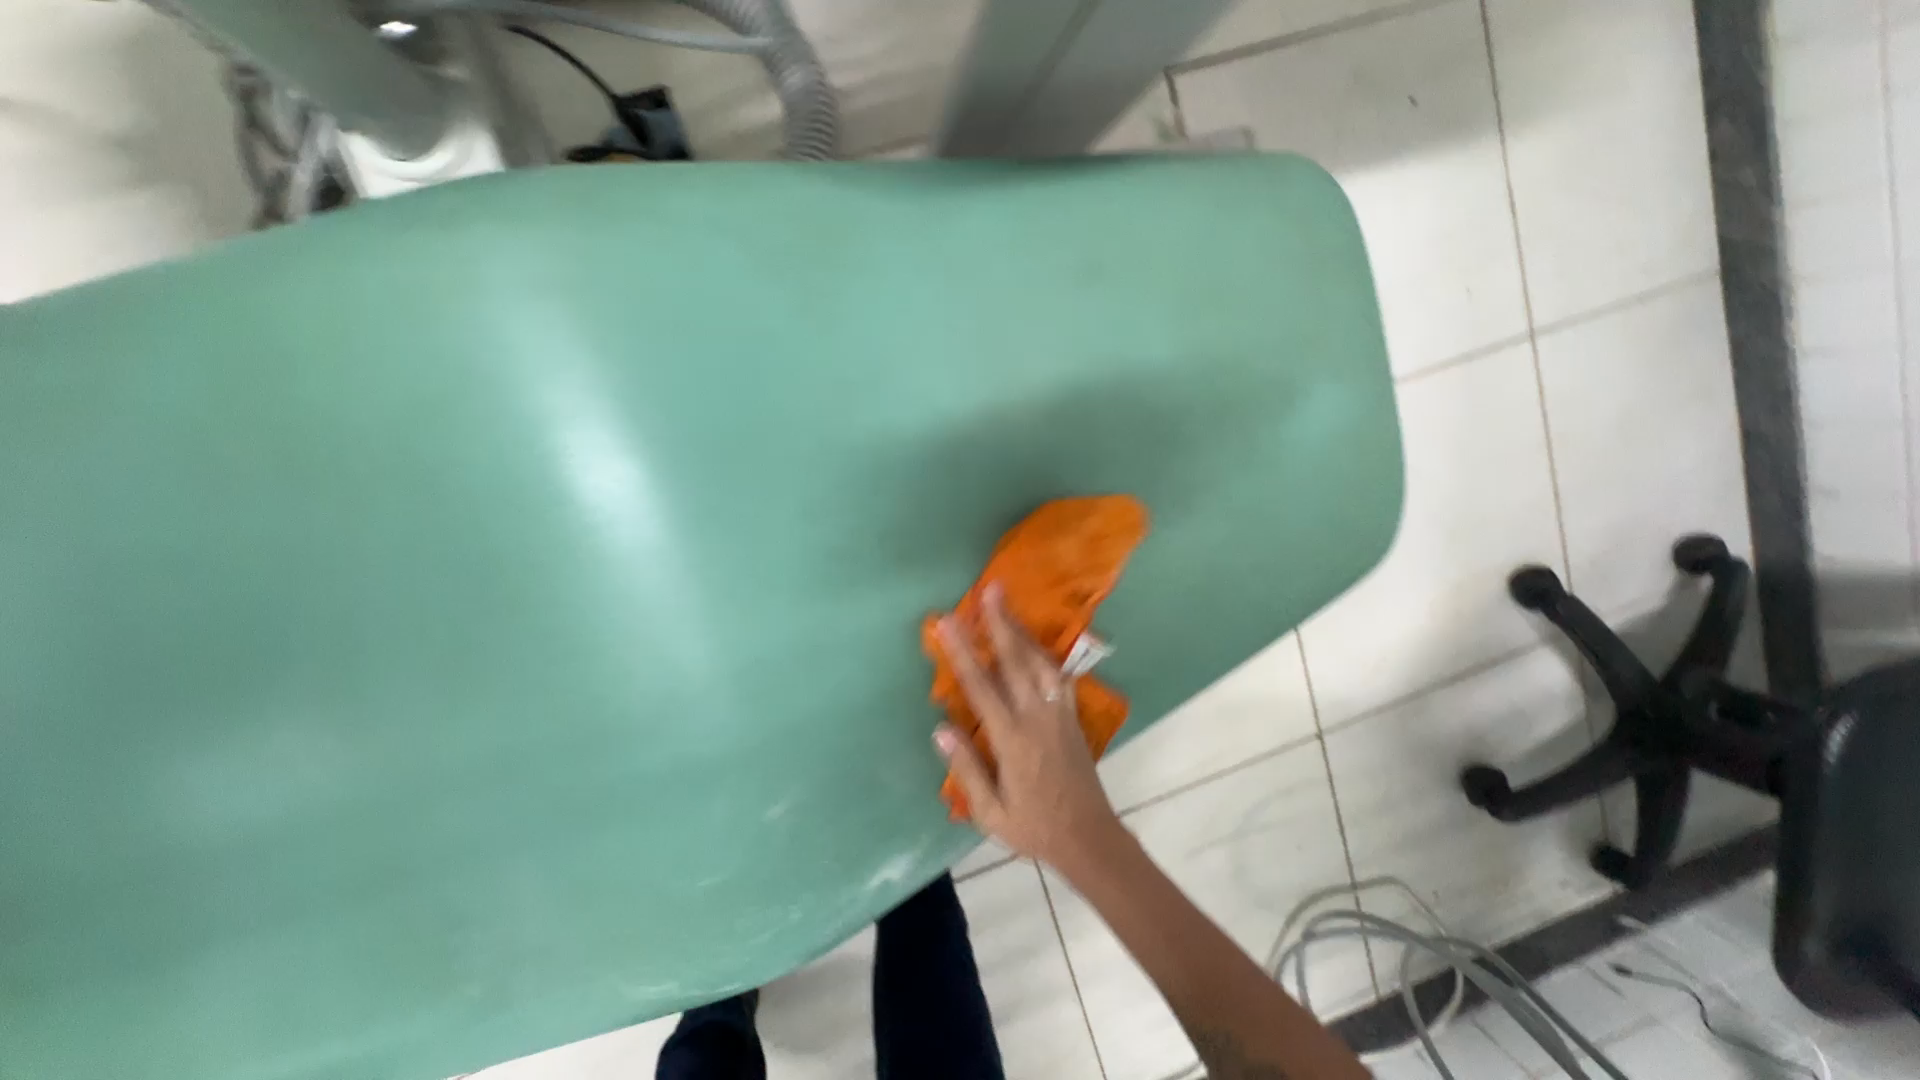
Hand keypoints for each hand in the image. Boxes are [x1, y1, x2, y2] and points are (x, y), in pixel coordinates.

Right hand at [933, 585, 1127, 870]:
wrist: (1088, 836)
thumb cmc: (1033, 828)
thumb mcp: (990, 812)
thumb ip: (966, 769)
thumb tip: (941, 729)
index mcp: (1013, 740)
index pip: (982, 687)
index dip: (963, 651)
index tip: (947, 622)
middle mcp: (1038, 718)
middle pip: (1016, 661)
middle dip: (1001, 623)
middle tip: (990, 590)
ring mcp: (1059, 714)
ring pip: (1041, 662)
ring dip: (1022, 631)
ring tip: (1006, 604)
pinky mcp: (1072, 717)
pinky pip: (1060, 676)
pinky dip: (1046, 654)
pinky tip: (1037, 643)